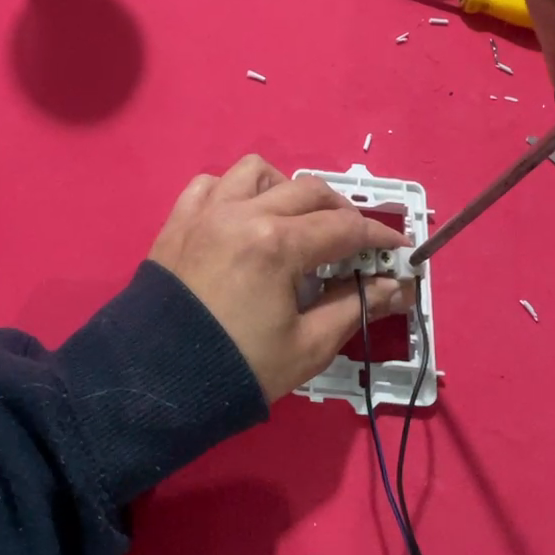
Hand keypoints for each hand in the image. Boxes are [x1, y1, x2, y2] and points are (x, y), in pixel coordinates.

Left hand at [148, 155, 410, 403]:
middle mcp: (242, 213)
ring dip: (285, 189)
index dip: (378, 237)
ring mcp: (206, 212)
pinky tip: (243, 216)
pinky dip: (234, 190)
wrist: (156, 382)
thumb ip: (355, 307)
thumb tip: (394, 287)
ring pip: (256, 171)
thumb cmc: (239, 367)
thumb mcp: (308, 345)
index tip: (398, 248)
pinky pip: (210, 184)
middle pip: (308, 192)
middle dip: (341, 212)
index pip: (343, 227)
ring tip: (295, 221)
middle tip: (355, 242)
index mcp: (277, 243)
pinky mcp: (178, 221)